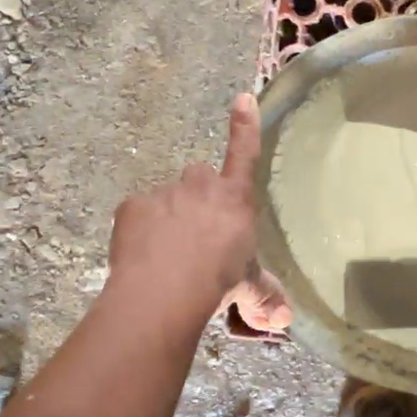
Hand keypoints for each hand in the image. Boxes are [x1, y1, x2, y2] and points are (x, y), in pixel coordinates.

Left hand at [107, 93, 260, 307]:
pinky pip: (138, 213)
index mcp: (235, 200)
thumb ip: (263, 295)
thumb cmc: (216, 283)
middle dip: (197, 198)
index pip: (244, 153)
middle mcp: (201, 186)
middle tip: (195, 234)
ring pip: (167, 198)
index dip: (245, 126)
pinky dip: (140, 229)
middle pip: (200, 177)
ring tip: (166, 254)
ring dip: (168, 216)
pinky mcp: (133, 205)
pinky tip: (142, 256)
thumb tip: (283, 319)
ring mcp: (164, 193)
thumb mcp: (246, 287)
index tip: (243, 97)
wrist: (164, 291)